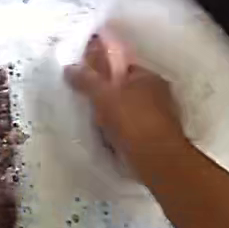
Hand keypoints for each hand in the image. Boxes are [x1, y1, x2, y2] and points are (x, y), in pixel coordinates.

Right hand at [64, 29, 193, 164]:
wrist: (156, 160)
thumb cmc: (132, 120)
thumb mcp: (103, 94)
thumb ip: (86, 79)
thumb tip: (69, 67)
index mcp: (149, 77)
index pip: (123, 67)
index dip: (104, 72)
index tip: (86, 80)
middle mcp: (158, 94)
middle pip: (125, 90)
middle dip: (107, 95)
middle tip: (87, 101)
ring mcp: (159, 118)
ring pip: (128, 111)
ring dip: (113, 116)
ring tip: (93, 122)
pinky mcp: (155, 139)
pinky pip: (130, 129)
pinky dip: (119, 132)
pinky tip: (106, 137)